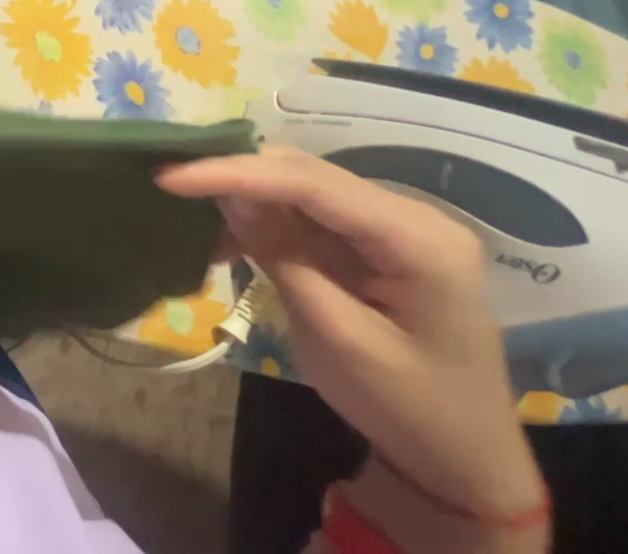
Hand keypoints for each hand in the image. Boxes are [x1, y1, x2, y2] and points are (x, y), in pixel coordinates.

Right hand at [157, 148, 543, 520]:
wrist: (459, 456)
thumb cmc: (405, 403)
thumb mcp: (335, 335)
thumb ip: (283, 257)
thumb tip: (226, 198)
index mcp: (418, 237)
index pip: (311, 182)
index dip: (234, 172)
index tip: (168, 178)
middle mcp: (408, 215)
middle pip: (304, 172)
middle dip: (233, 174)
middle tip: (168, 187)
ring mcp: (390, 226)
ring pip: (297, 185)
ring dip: (240, 196)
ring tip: (192, 221)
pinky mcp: (368, 242)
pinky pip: (302, 212)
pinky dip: (258, 219)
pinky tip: (225, 243)